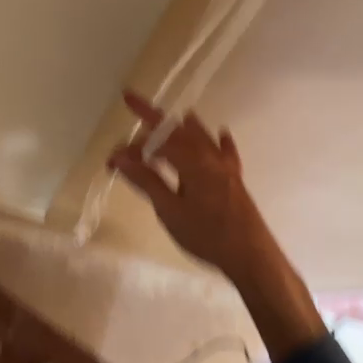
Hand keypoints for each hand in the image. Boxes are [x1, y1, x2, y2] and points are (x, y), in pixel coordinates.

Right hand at [107, 90, 271, 282]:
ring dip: (183, 126)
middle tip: (133, 105)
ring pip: (201, 136)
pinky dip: (220, 141)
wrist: (251, 256)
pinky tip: (222, 134)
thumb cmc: (206, 235)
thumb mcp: (170, 211)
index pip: (155, 142)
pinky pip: (226, 152)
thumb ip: (146, 181)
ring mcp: (225, 166)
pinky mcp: (235, 179)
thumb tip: (120, 157)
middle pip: (177, 130)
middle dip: (153, 119)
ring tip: (175, 116)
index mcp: (190, 160)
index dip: (132, 147)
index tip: (111, 160)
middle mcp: (208, 156)